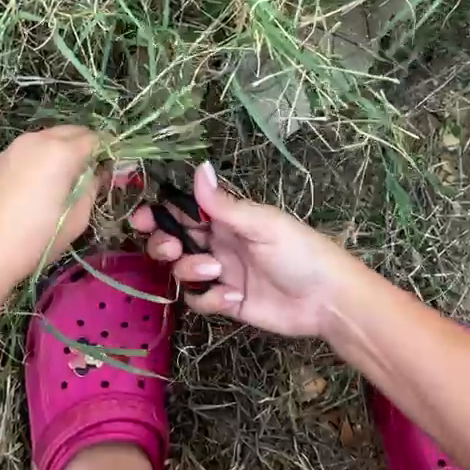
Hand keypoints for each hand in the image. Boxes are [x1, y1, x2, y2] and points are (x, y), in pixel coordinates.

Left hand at [0, 126, 105, 293]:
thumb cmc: (35, 239)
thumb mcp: (77, 218)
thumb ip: (92, 187)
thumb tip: (96, 173)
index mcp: (60, 150)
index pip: (96, 139)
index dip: (108, 154)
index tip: (110, 174)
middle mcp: (37, 139)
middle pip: (72, 132)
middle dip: (86, 148)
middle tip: (91, 178)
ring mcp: (14, 147)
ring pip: (50, 139)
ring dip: (64, 151)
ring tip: (64, 184)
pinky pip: (31, 149)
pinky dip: (43, 158)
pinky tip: (39, 187)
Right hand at [136, 163, 362, 337]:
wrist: (328, 300)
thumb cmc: (300, 251)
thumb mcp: (261, 224)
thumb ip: (223, 204)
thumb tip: (198, 167)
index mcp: (225, 219)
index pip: (181, 211)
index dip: (158, 215)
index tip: (141, 219)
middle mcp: (218, 243)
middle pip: (172, 241)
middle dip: (163, 244)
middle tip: (173, 248)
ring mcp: (221, 274)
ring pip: (181, 270)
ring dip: (190, 270)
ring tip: (216, 272)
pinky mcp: (227, 302)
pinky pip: (199, 300)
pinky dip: (209, 300)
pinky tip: (232, 298)